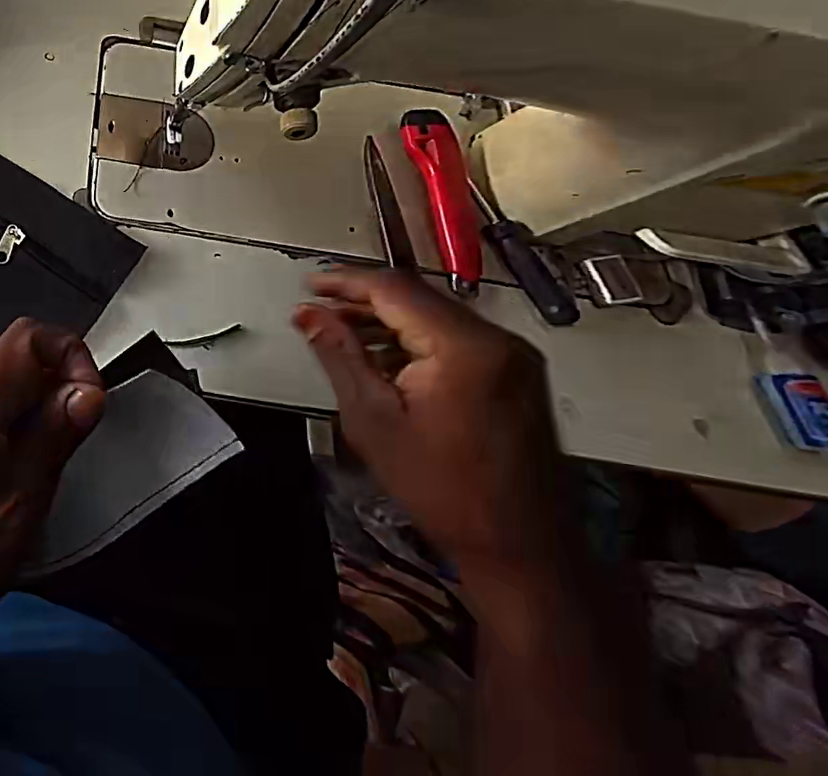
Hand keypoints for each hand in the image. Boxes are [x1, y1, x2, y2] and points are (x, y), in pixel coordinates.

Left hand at [0, 318, 105, 632]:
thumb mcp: (21, 499)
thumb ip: (54, 436)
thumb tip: (90, 392)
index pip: (31, 336)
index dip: (72, 356)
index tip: (91, 403)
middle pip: (25, 353)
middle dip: (64, 384)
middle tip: (77, 436)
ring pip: (17, 379)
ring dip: (49, 406)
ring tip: (56, 457)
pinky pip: (4, 402)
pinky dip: (30, 420)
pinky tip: (33, 464)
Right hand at [294, 268, 563, 569]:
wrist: (518, 545)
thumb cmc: (443, 489)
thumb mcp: (372, 418)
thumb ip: (338, 354)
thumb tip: (309, 314)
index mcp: (465, 348)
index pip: (395, 289)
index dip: (344, 282)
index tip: (310, 283)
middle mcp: (499, 341)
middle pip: (417, 297)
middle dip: (361, 300)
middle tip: (317, 312)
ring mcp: (513, 357)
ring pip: (434, 314)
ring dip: (384, 319)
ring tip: (339, 334)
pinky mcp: (514, 372)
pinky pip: (453, 336)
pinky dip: (412, 338)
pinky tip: (380, 357)